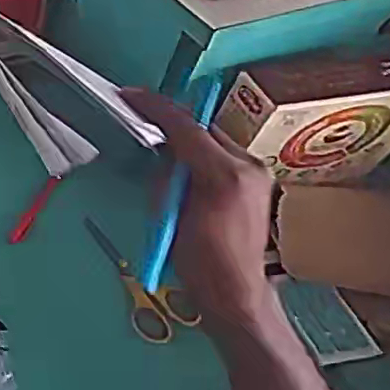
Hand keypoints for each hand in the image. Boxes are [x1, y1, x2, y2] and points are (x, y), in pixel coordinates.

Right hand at [123, 88, 280, 335]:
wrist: (235, 294)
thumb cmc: (198, 262)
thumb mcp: (169, 214)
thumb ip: (166, 175)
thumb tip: (162, 150)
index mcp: (224, 175)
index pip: (185, 128)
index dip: (155, 108)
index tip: (131, 95)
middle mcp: (248, 166)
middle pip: (202, 127)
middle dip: (171, 122)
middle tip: (141, 119)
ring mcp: (257, 172)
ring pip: (213, 138)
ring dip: (187, 139)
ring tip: (161, 148)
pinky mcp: (258, 181)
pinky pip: (222, 154)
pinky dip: (201, 153)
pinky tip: (185, 168)